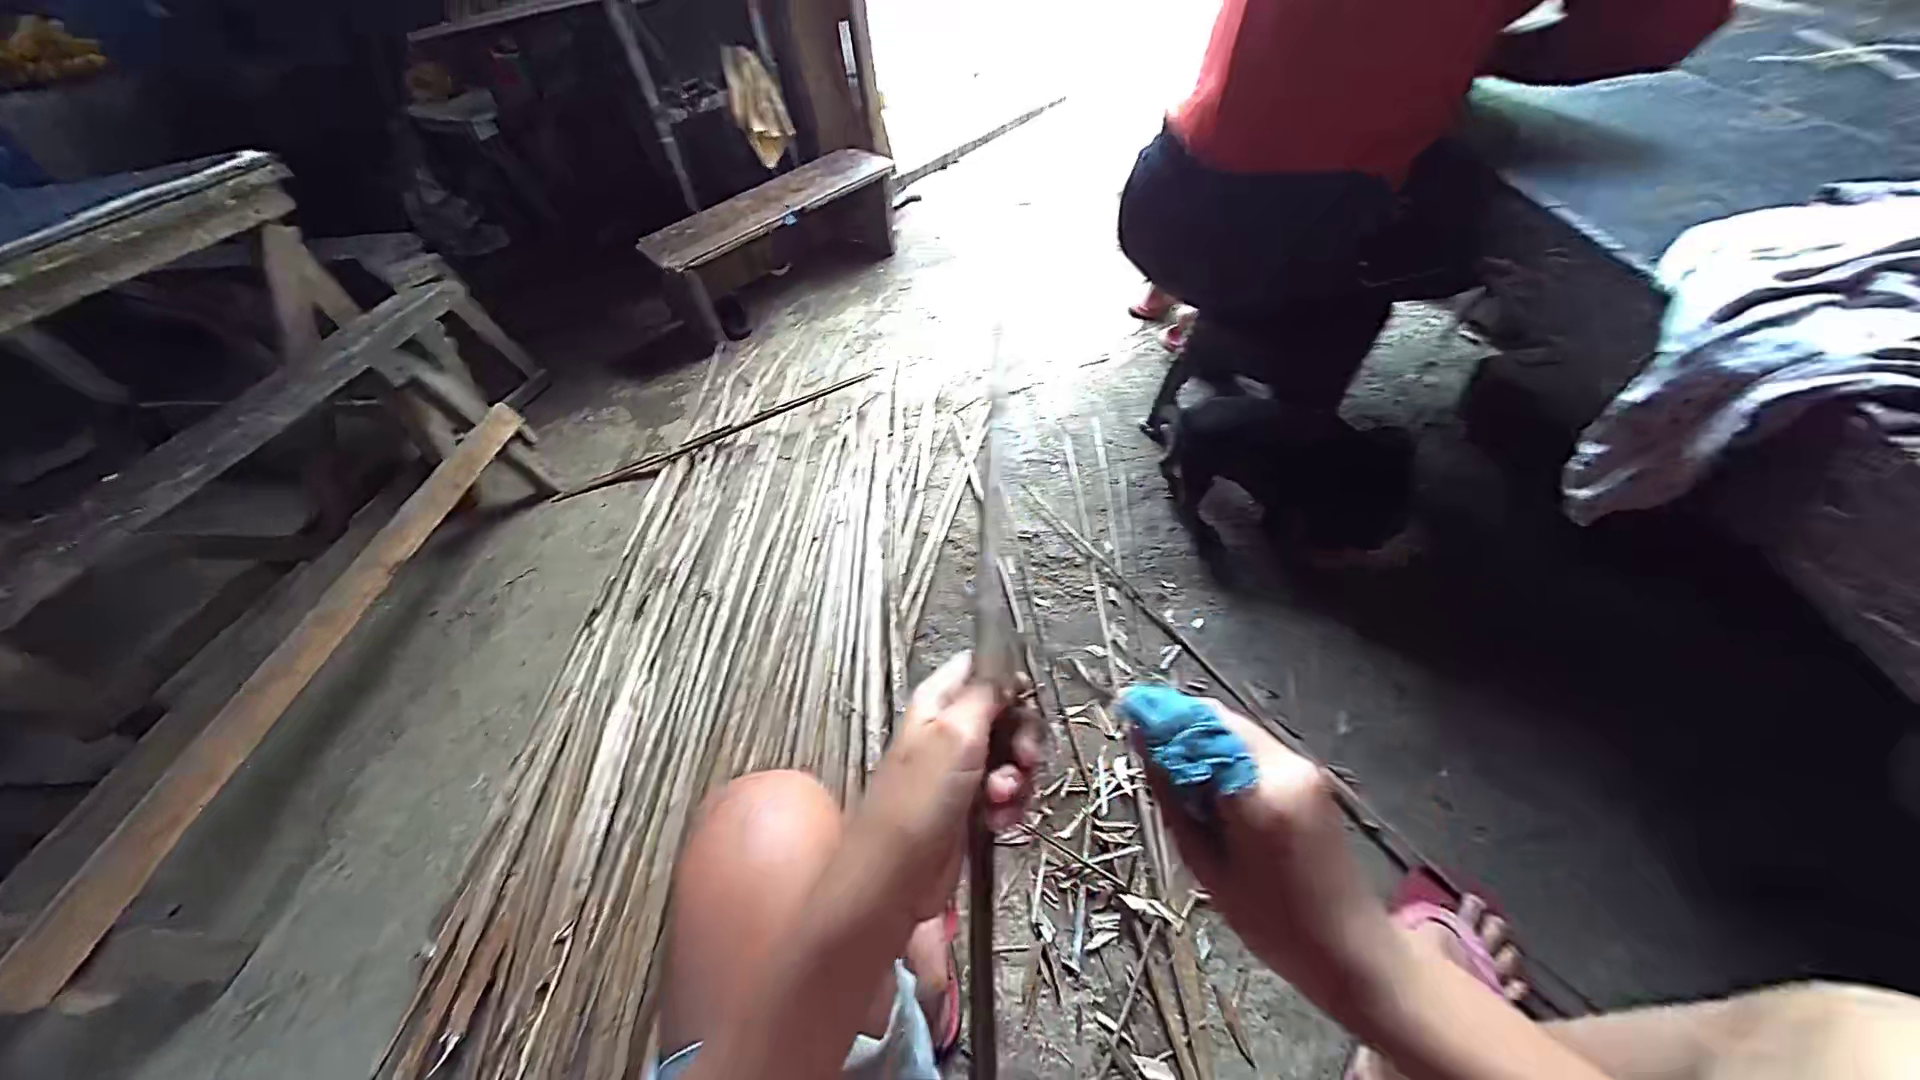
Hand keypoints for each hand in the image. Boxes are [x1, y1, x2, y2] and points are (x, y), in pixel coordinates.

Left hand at [854, 652, 1044, 921]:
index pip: (979, 668)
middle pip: (1006, 714)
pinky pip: (1006, 792)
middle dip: (1022, 739)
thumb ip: (984, 694)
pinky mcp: (971, 803)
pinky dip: (1009, 806)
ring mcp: (961, 767)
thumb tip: (1005, 668)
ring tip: (1000, 800)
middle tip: (1023, 760)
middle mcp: (949, 728)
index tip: (1026, 702)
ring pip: (1011, 756)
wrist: (896, 878)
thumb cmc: (919, 800)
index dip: (1009, 681)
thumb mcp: (955, 733)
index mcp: (938, 702)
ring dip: (1016, 780)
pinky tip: (999, 821)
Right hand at [1138, 706, 1402, 1016]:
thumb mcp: (1204, 861)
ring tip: (1178, 775)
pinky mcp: (1310, 774)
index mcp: (1260, 793)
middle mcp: (1286, 766)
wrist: (1353, 952)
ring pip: (1234, 729)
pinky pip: (1253, 746)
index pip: (1198, 726)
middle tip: (1149, 750)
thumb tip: (1141, 741)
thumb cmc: (1271, 922)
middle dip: (1180, 726)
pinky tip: (1211, 784)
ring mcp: (1304, 767)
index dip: (1160, 716)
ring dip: (1201, 739)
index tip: (1129, 713)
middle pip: (1218, 719)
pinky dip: (1224, 753)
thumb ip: (1170, 794)